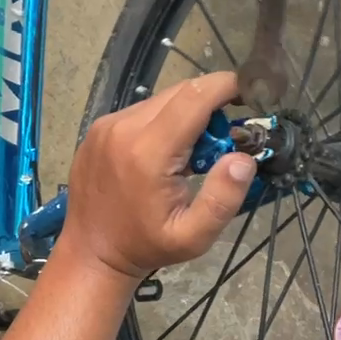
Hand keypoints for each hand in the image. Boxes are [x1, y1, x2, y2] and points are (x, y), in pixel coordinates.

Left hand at [58, 72, 256, 282]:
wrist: (90, 252)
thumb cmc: (144, 246)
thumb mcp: (193, 236)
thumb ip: (223, 198)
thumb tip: (243, 159)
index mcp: (148, 152)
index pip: (194, 96)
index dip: (226, 87)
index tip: (249, 95)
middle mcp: (123, 128)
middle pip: (178, 93)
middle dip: (209, 103)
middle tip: (223, 137)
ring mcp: (105, 126)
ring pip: (158, 100)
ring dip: (184, 113)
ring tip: (191, 152)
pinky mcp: (97, 130)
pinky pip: (138, 111)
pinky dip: (160, 121)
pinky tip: (162, 153)